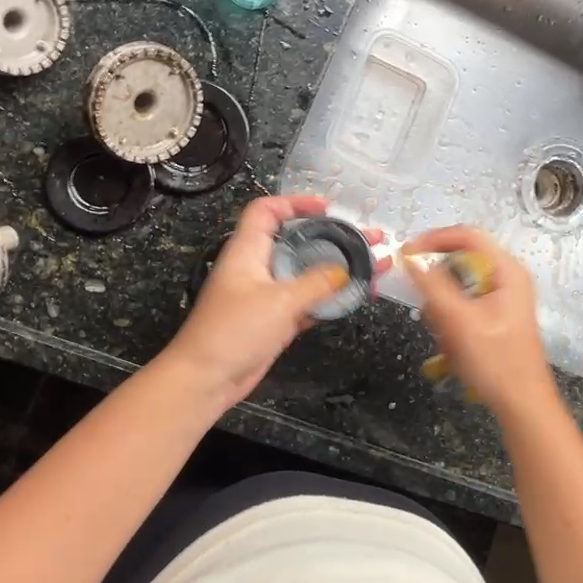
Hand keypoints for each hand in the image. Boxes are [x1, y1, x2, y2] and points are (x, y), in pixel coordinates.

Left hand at [152, 195, 382, 413]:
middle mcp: (258, 267)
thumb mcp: (278, 301)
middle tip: (370, 238)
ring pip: (308, 273)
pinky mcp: (275, 320)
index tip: (329, 209)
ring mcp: (267, 294)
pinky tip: (358, 296)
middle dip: (335, 238)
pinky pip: (309, 301)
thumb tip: (345, 271)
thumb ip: (316, 283)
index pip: (267, 210)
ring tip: (376, 266)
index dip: (295, 203)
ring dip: (340, 270)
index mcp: (248, 250)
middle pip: (299, 241)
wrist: (205, 379)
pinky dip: (331, 298)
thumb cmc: (234, 330)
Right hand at [404, 226, 558, 420]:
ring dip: (444, 311)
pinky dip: (452, 322)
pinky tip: (454, 347)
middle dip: (439, 289)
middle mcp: (507, 278)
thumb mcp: (459, 320)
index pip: (466, 235)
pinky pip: (463, 307)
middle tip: (432, 314)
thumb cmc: (495, 361)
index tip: (407, 254)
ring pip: (458, 288)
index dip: (434, 240)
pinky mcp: (495, 317)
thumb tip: (410, 257)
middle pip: (460, 263)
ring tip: (448, 338)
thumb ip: (432, 285)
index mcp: (507, 270)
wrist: (521, 403)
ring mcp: (502, 298)